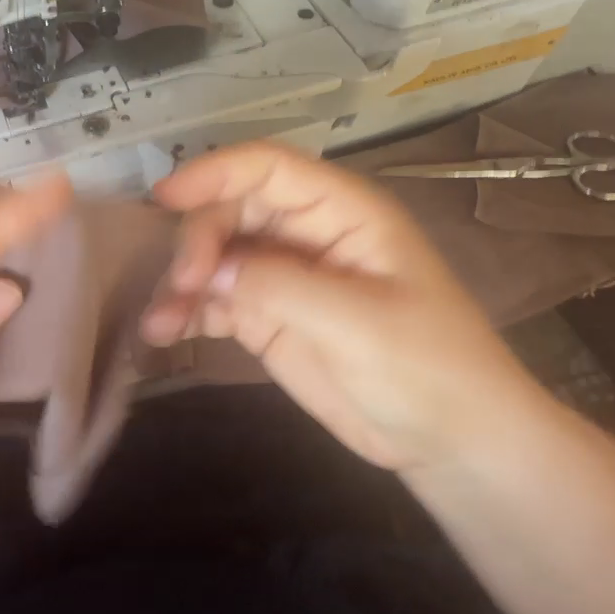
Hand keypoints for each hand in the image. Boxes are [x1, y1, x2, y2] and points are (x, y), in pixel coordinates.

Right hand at [143, 142, 542, 472]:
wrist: (453, 444)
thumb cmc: (429, 369)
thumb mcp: (360, 323)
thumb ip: (279, 287)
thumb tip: (208, 270)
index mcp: (342, 212)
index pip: (268, 168)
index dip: (214, 172)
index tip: (165, 199)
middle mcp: (304, 232)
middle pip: (228, 209)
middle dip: (196, 239)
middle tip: (182, 284)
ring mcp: (280, 275)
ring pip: (211, 254)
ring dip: (180, 281)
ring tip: (161, 323)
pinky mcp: (263, 315)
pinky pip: (210, 299)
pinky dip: (183, 312)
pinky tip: (163, 333)